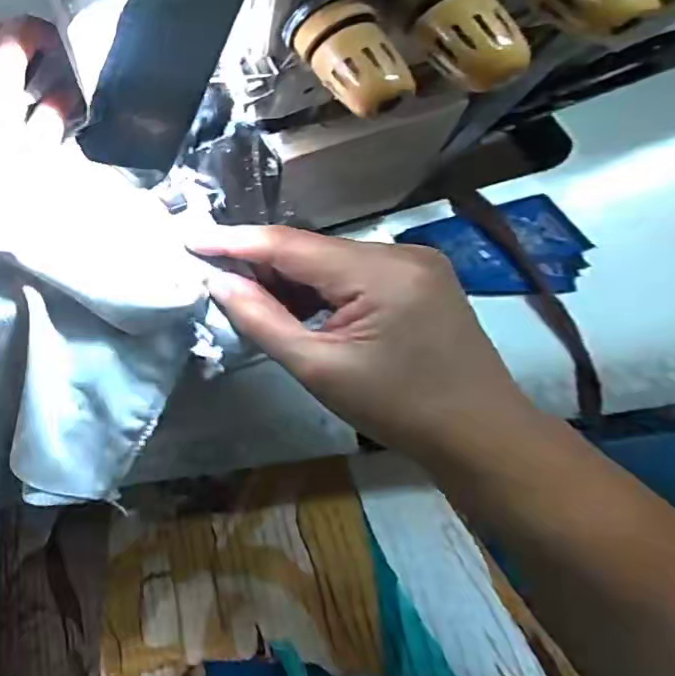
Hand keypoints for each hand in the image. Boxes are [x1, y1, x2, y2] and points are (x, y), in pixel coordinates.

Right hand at [191, 225, 546, 457]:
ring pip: (325, 257)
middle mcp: (399, 253)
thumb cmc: (398, 409)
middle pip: (307, 247)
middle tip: (214, 279)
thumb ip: (260, 319)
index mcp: (380, 274)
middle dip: (258, 261)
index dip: (234, 240)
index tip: (189, 238)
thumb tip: (217, 282)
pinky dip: (314, 284)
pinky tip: (295, 307)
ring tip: (252, 301)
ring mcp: (411, 262)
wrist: (484, 437)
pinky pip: (347, 268)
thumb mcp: (317, 368)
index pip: (289, 244)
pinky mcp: (415, 276)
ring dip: (285, 275)